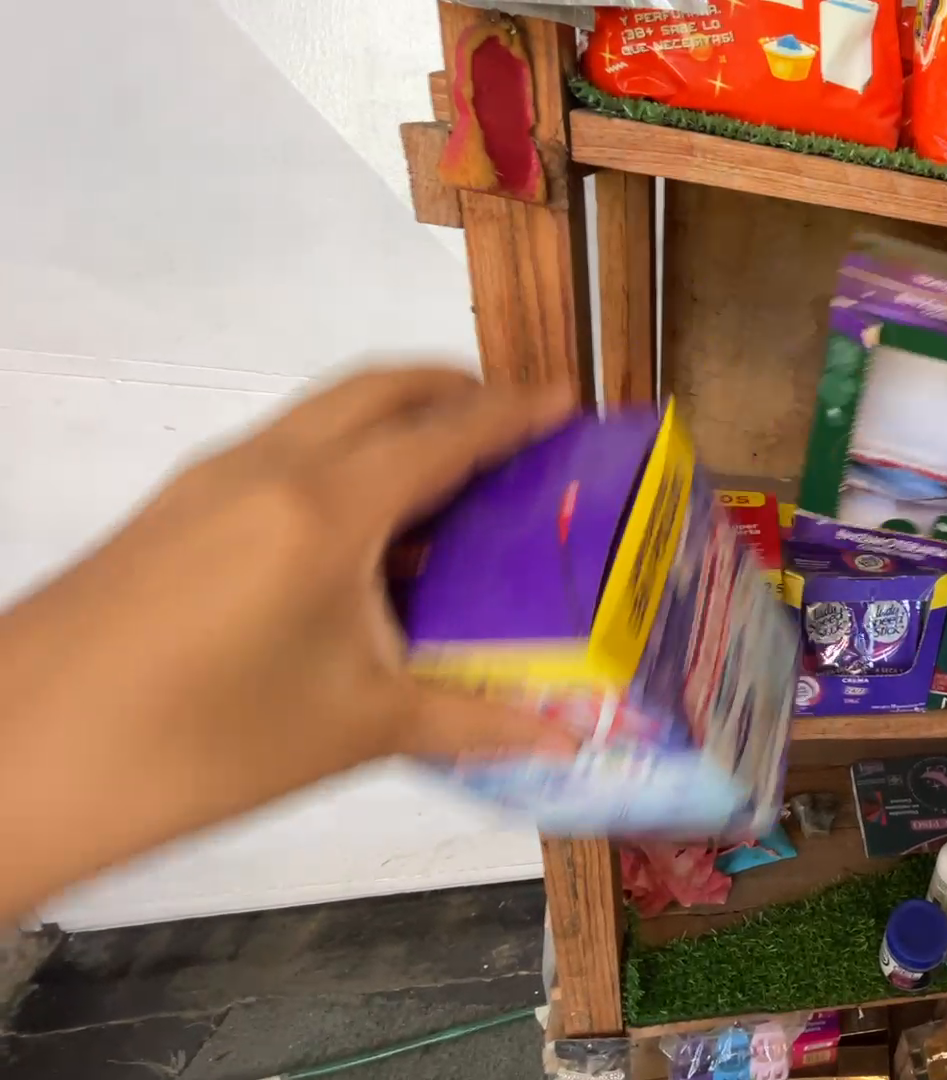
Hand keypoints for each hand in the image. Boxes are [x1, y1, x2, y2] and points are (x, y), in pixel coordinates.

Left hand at [0, 367, 575, 913]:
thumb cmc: (196, 746)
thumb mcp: (361, 729)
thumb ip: (480, 722)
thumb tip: (569, 740)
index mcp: (325, 513)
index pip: (444, 436)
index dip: (515, 412)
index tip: (568, 400)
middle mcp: (267, 473)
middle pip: (380, 389)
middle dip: (458, 387)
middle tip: (517, 420)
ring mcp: (208, 486)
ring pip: (327, 412)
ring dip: (403, 416)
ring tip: (460, 467)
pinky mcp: (174, 512)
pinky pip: (291, 448)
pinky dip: (355, 451)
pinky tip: (376, 525)